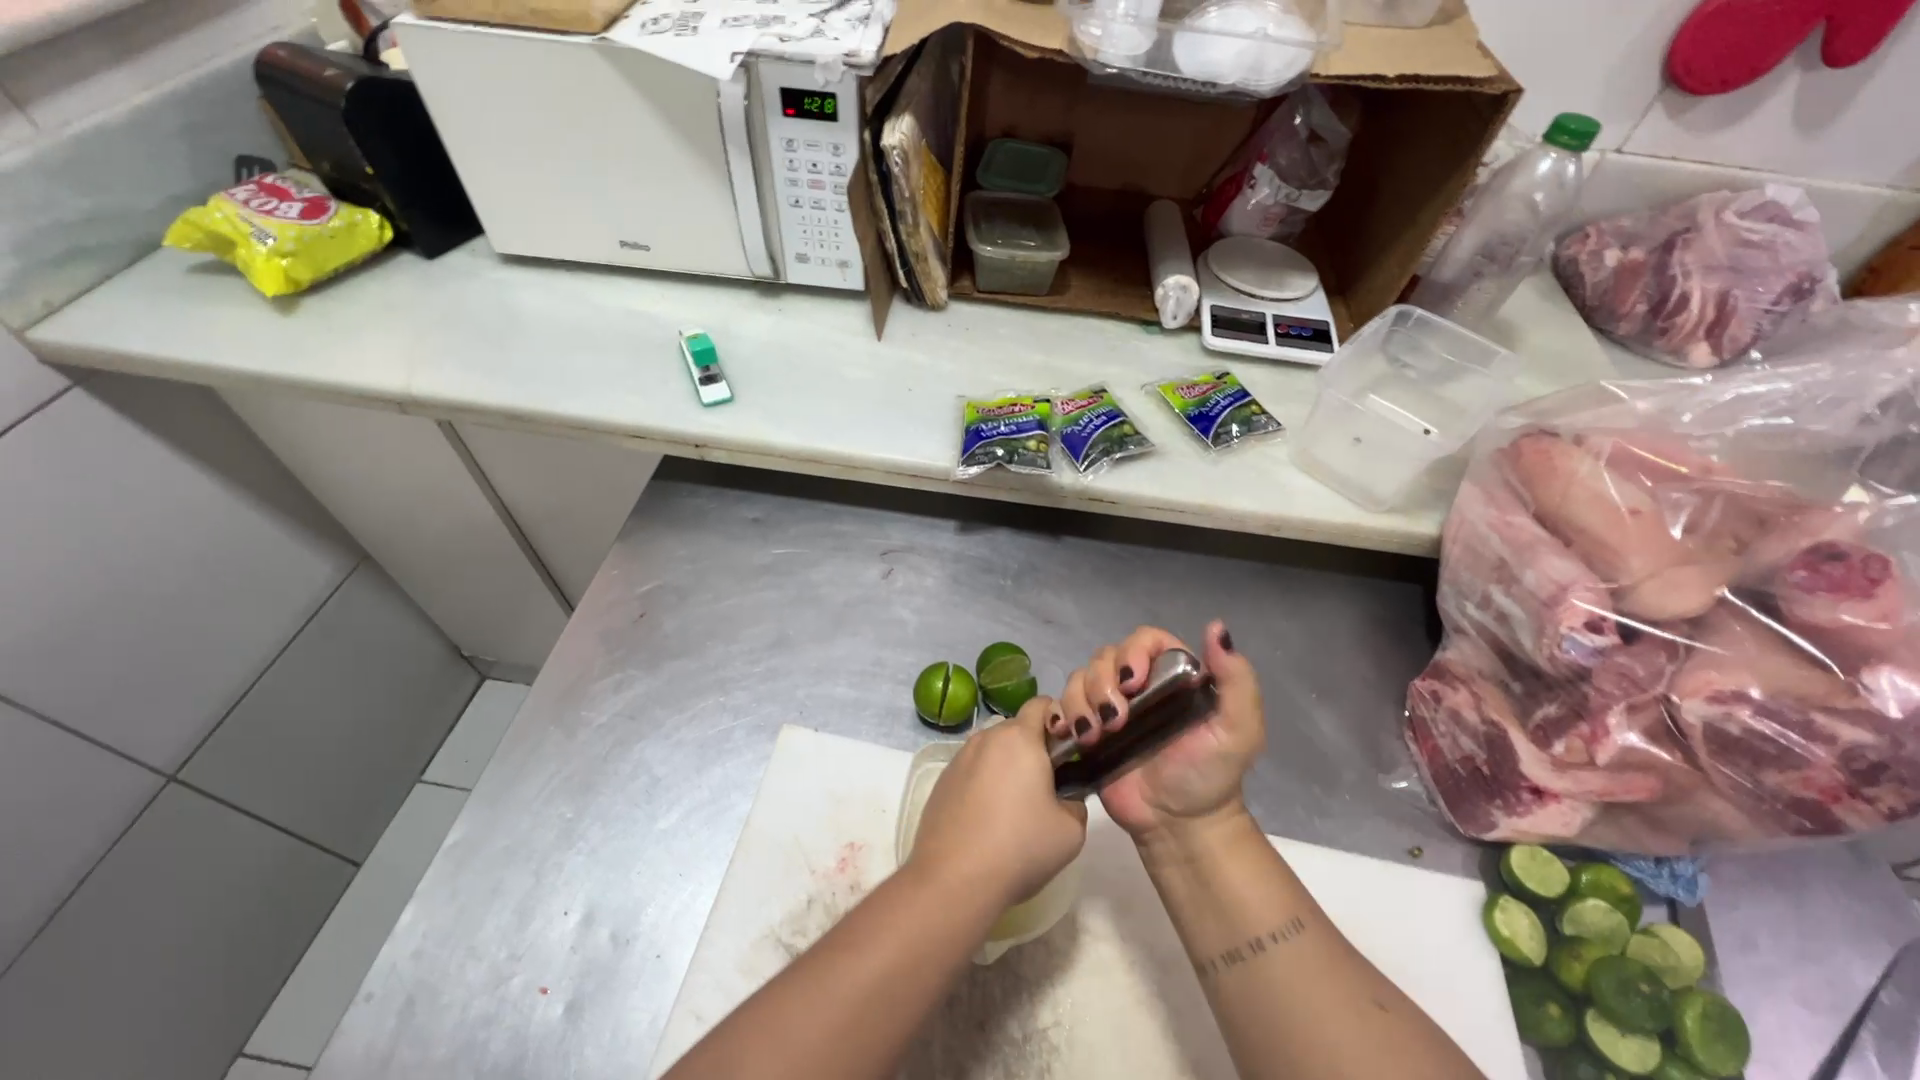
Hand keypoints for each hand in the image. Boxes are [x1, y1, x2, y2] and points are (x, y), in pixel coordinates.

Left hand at [907, 695, 1087, 907]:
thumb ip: (1075, 801)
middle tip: (1047, 788)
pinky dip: (984, 784)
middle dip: (1034, 749)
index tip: (1069, 753)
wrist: (953, 880)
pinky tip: (988, 821)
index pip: (1042, 705)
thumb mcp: (1071, 830)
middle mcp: (986, 738)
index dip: (1060, 723)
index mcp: (1019, 739)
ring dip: (1007, 767)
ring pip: (992, 751)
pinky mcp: (941, 782)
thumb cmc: (1020, 848)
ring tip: (1015, 809)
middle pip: (1016, 729)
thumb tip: (1063, 797)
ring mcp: (958, 759)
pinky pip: (972, 771)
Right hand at [1055, 622, 1264, 840]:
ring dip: (1081, 704)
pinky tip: (1071, 736)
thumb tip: (1217, 627)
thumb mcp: (1239, 729)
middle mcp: (1138, 685)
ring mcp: (1109, 708)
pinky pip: (1060, 707)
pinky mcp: (1087, 732)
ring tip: (1095, 737)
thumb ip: (1236, 679)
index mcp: (1172, 675)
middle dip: (1102, 684)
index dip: (1132, 652)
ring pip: (1079, 679)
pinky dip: (1060, 716)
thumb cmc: (1210, 775)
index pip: (1144, 640)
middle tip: (1116, 721)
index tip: (1133, 682)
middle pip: (1104, 657)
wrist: (1179, 825)